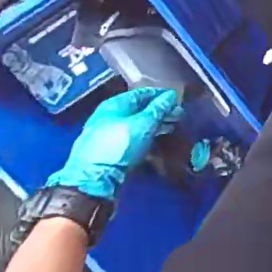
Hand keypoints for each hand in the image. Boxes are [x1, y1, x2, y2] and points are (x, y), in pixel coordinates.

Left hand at [47, 88, 180, 199]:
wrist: (93, 178)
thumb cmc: (120, 144)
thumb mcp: (144, 124)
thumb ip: (159, 108)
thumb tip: (171, 95)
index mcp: (114, 104)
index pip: (142, 93)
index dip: (161, 95)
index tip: (178, 99)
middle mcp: (108, 115)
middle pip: (138, 108)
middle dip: (159, 110)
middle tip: (177, 115)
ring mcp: (106, 132)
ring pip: (135, 122)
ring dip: (154, 123)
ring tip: (170, 128)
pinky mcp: (107, 148)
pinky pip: (130, 135)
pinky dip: (144, 134)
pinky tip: (154, 139)